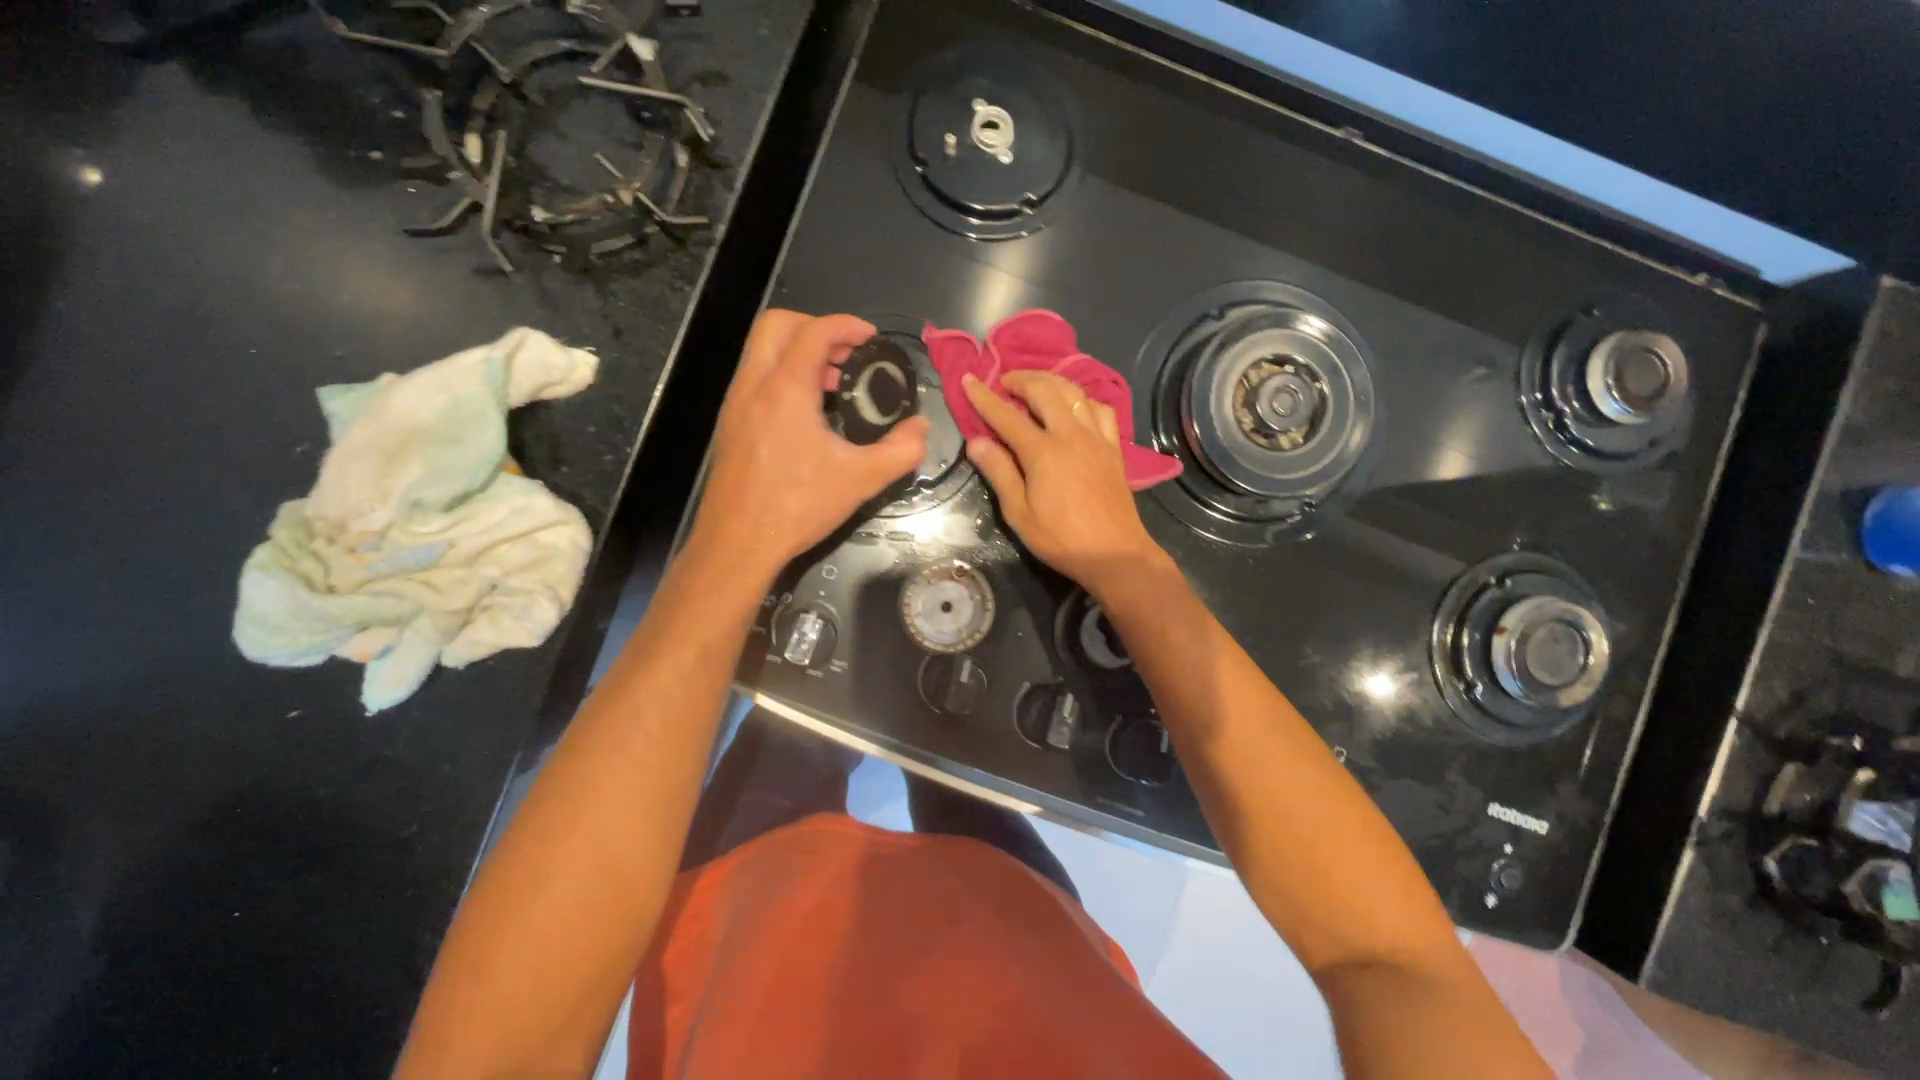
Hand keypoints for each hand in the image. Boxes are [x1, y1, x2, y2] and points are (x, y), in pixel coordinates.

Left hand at [690, 311, 929, 575]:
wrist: (737, 543)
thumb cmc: (797, 506)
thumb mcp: (861, 479)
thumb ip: (900, 450)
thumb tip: (921, 429)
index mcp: (786, 389)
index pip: (814, 332)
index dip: (846, 325)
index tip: (871, 338)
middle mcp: (754, 386)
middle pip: (777, 325)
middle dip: (814, 327)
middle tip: (847, 353)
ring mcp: (735, 405)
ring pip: (761, 352)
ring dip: (797, 353)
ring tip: (834, 383)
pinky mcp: (730, 425)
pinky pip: (755, 379)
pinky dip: (782, 376)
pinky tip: (808, 414)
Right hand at [962, 370, 1171, 598]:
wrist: (1115, 554)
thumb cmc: (1061, 539)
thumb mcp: (1019, 514)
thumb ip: (999, 473)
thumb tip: (976, 441)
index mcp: (1042, 452)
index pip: (1006, 415)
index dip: (984, 397)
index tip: (968, 379)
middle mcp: (1071, 435)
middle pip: (1044, 390)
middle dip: (1020, 379)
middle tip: (1004, 383)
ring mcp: (1096, 438)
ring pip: (1074, 392)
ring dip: (1051, 382)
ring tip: (1035, 386)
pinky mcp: (1114, 447)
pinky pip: (1100, 409)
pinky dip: (1083, 399)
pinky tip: (1075, 406)